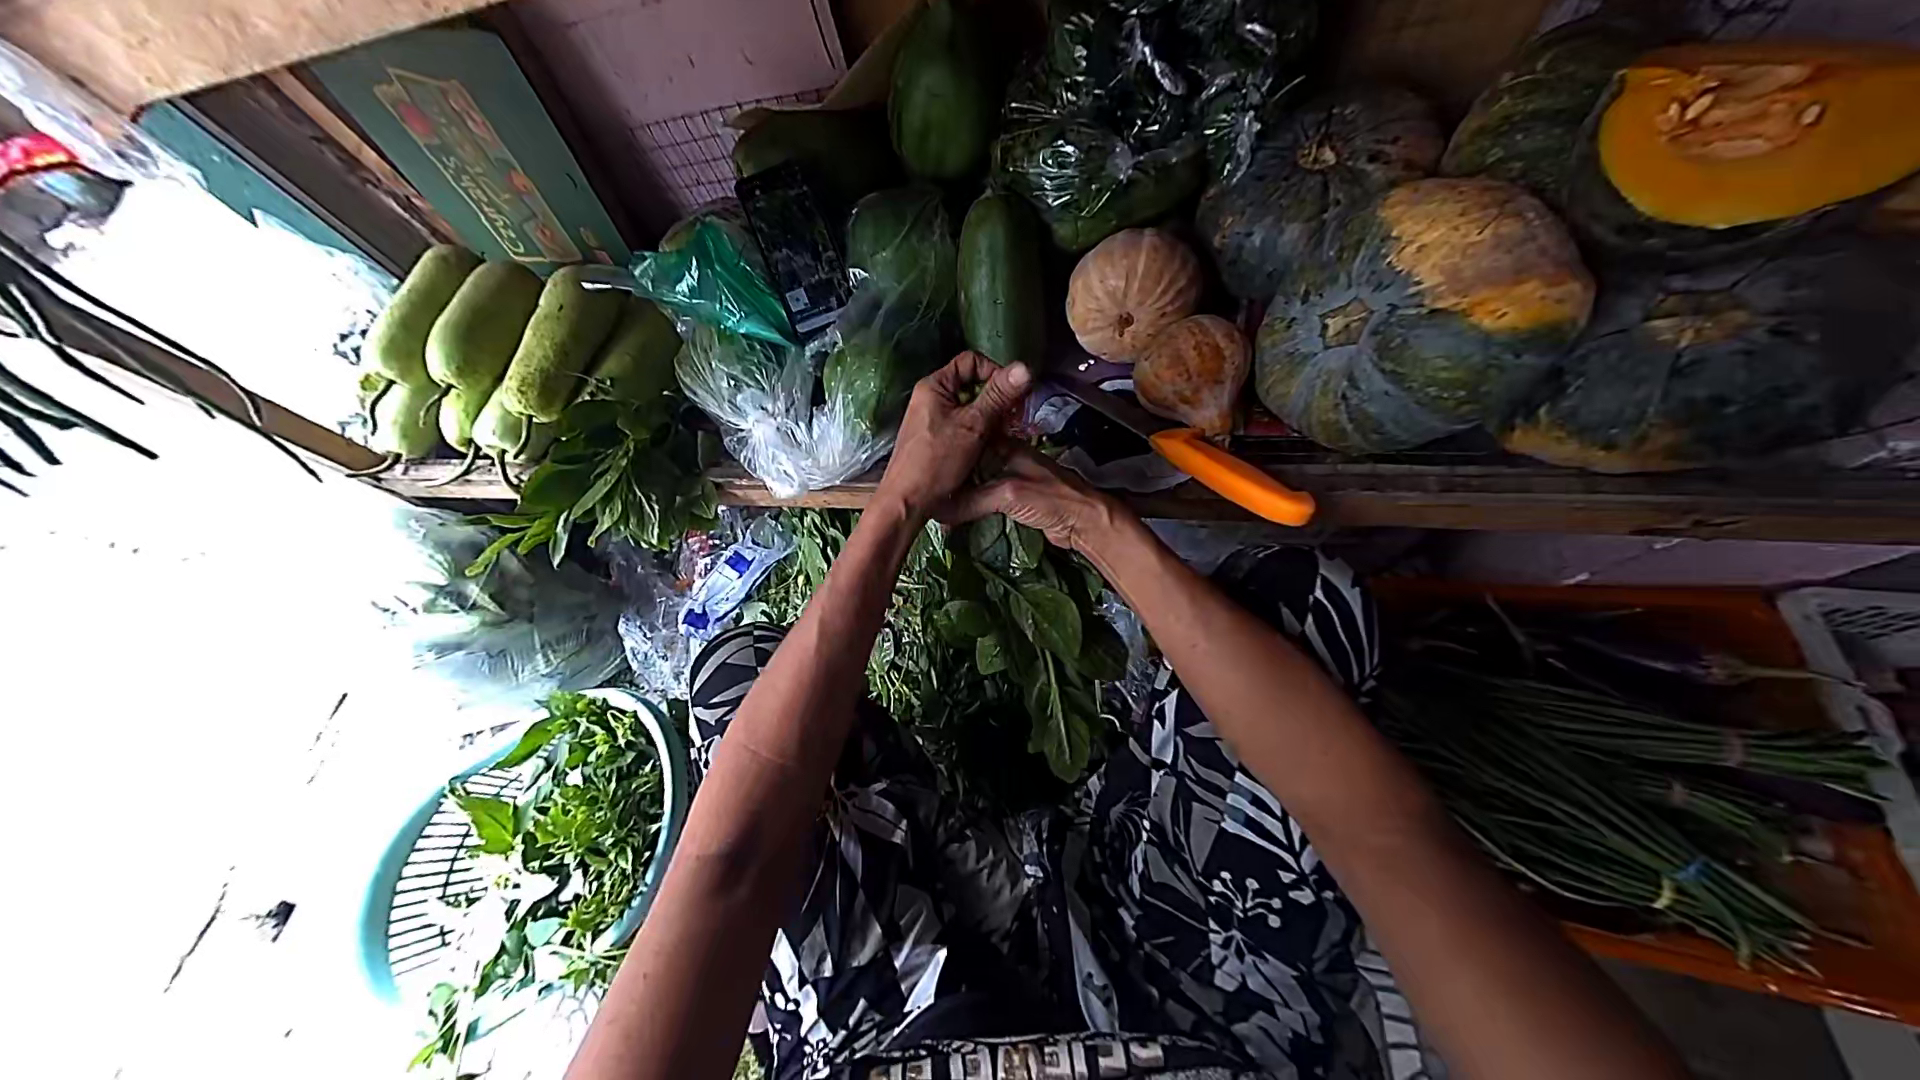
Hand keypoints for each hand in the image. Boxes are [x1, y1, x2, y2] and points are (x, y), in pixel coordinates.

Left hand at [875, 352, 1031, 520]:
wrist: (908, 501)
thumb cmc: (936, 462)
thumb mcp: (973, 426)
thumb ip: (999, 396)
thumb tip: (1024, 368)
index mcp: (934, 386)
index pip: (971, 362)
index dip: (995, 373)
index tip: (1012, 394)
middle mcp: (930, 398)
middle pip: (972, 385)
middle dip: (996, 399)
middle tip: (1013, 418)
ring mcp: (932, 420)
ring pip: (969, 408)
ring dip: (990, 418)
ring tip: (1005, 434)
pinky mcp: (935, 439)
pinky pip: (962, 426)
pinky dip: (978, 432)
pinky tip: (990, 448)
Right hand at [941, 446, 1132, 557]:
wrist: (1084, 523)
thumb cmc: (1050, 499)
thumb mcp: (1007, 494)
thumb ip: (974, 501)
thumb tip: (940, 511)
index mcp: (1007, 448)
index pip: (972, 441)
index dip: (951, 447)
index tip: (926, 459)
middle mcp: (1007, 460)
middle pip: (972, 462)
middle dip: (951, 472)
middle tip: (924, 483)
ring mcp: (1011, 480)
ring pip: (978, 481)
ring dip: (960, 491)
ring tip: (934, 500)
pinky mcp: (1015, 500)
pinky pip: (986, 499)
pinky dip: (971, 505)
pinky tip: (956, 513)